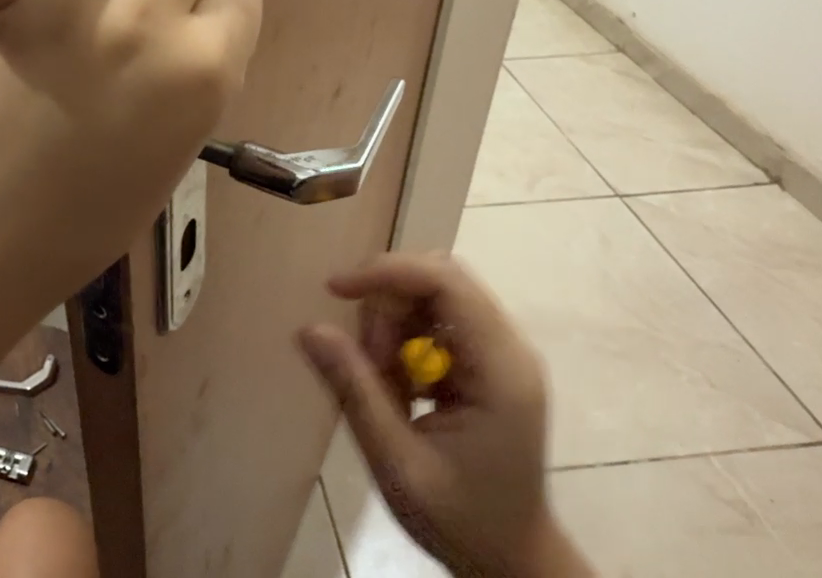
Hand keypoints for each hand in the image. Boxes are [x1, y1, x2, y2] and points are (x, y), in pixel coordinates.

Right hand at [299, 254, 591, 577]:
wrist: (512, 559)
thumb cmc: (461, 519)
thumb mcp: (398, 462)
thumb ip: (356, 392)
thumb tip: (310, 330)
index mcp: (501, 369)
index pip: (446, 283)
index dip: (388, 273)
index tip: (335, 289)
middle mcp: (509, 348)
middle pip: (441, 279)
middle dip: (388, 302)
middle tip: (366, 358)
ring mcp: (502, 353)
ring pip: (435, 296)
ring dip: (394, 324)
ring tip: (383, 382)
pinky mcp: (488, 362)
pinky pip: (438, 321)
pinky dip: (405, 339)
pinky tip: (398, 386)